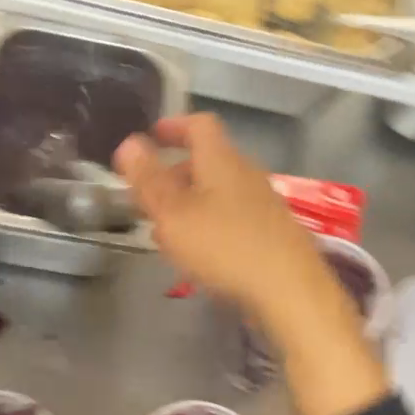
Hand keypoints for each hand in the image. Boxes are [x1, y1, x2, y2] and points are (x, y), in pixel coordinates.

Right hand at [113, 113, 339, 321]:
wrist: (287, 288)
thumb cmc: (224, 247)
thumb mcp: (174, 215)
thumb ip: (149, 181)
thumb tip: (127, 143)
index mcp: (221, 161)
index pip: (199, 126)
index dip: (174, 127)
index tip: (153, 137)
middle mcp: (246, 174)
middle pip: (209, 162)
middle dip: (177, 175)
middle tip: (151, 197)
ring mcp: (263, 204)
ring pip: (219, 193)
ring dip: (191, 205)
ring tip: (168, 232)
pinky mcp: (271, 233)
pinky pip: (232, 219)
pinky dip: (210, 226)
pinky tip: (200, 255)